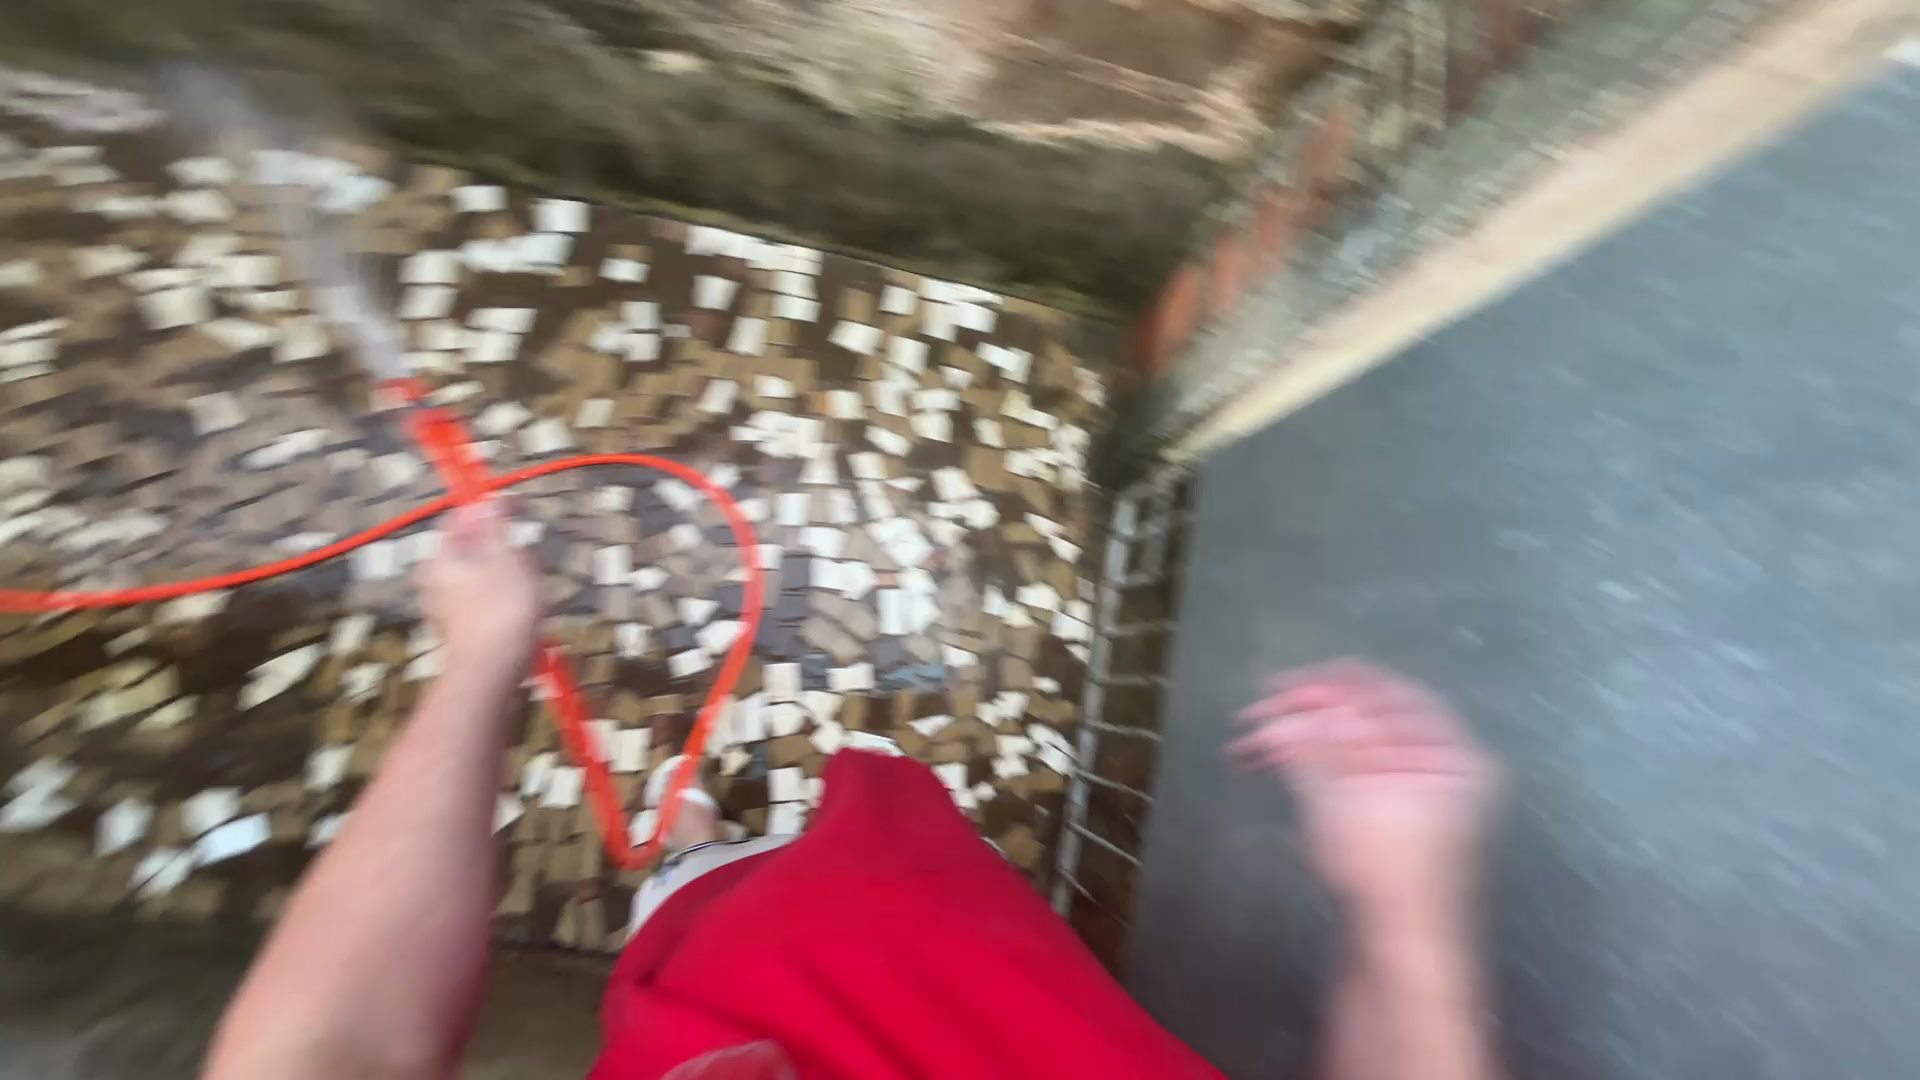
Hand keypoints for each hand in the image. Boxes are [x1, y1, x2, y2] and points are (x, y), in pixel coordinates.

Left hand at [416, 499, 540, 669]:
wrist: (494, 667)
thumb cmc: (503, 608)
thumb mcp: (506, 557)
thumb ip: (496, 527)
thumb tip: (487, 501)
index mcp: (442, 556)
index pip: (461, 518)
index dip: (488, 506)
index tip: (518, 504)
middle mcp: (436, 577)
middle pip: (472, 545)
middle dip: (503, 543)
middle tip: (529, 552)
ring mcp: (447, 603)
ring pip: (482, 571)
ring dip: (508, 569)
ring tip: (532, 581)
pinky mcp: (462, 624)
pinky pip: (484, 595)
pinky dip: (504, 592)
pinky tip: (525, 604)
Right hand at [1229, 660, 1500, 922]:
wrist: (1401, 947)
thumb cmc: (1383, 868)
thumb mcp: (1342, 796)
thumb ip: (1312, 742)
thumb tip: (1283, 705)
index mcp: (1448, 752)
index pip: (1387, 692)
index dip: (1330, 684)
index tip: (1279, 686)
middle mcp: (1434, 762)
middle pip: (1359, 718)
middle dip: (1298, 716)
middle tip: (1251, 716)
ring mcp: (1410, 786)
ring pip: (1342, 743)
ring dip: (1290, 739)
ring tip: (1244, 745)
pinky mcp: (1384, 808)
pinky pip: (1341, 768)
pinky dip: (1302, 762)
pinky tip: (1264, 761)